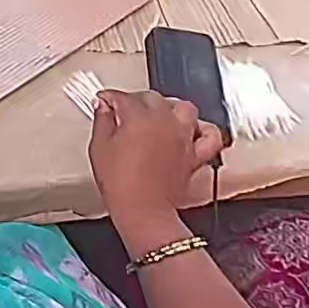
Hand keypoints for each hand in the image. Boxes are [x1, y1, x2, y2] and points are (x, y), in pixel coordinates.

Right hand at [88, 90, 223, 234]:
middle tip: (122, 110)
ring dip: (168, 107)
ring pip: (183, 107)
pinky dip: (203, 129)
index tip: (103, 101)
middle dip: (135, 100)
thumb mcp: (99, 147)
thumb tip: (103, 108)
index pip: (123, 97)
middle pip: (152, 98)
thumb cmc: (121, 183)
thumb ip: (101, 121)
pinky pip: (209, 135)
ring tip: (156, 113)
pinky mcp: (194, 154)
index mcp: (138, 118)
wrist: (142, 210)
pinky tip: (191, 130)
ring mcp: (182, 137)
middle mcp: (164, 123)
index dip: (109, 98)